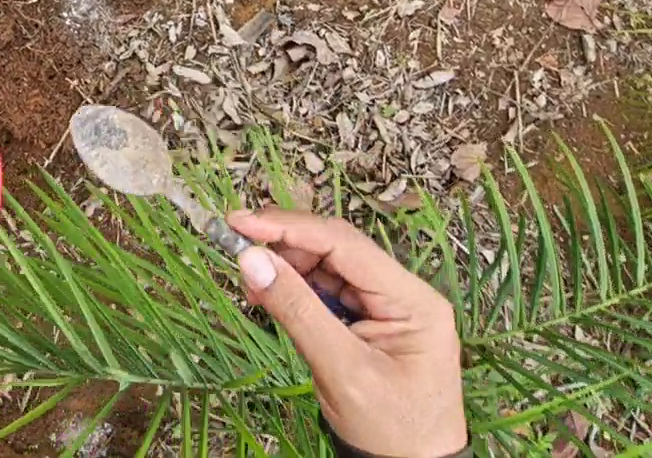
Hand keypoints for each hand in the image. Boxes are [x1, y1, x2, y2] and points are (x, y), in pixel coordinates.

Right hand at [227, 209, 466, 457]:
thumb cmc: (389, 428)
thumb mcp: (341, 371)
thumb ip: (297, 310)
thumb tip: (249, 258)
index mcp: (412, 300)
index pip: (343, 243)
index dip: (288, 227)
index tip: (239, 222)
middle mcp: (400, 290)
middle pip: (331, 246)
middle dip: (282, 246)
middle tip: (239, 255)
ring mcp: (383, 300)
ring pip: (322, 261)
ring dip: (283, 266)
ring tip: (254, 288)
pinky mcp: (365, 312)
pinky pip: (321, 282)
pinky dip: (291, 284)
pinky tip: (271, 297)